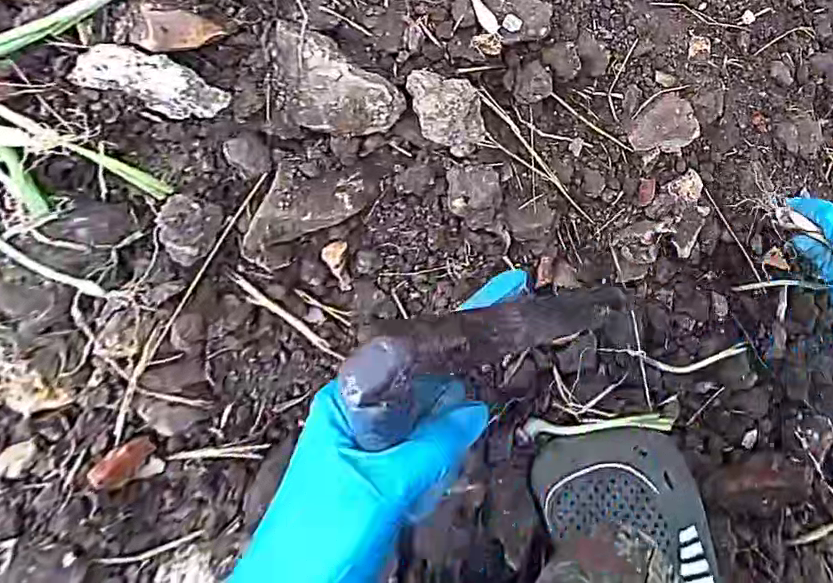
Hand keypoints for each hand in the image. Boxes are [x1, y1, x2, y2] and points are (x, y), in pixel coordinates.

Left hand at [231, 269, 528, 582]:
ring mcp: (376, 443)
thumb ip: (432, 445)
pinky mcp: (387, 472)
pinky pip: (431, 442)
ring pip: (434, 407)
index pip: (415, 344)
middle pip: (429, 369)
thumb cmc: (316, 540)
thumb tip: (473, 410)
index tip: (505, 291)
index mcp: (350, 399)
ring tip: (497, 381)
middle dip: (469, 357)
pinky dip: (451, 442)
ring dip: (460, 407)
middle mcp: (363, 412)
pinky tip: (466, 442)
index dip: (462, 320)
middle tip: (516, 328)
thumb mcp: (382, 485)